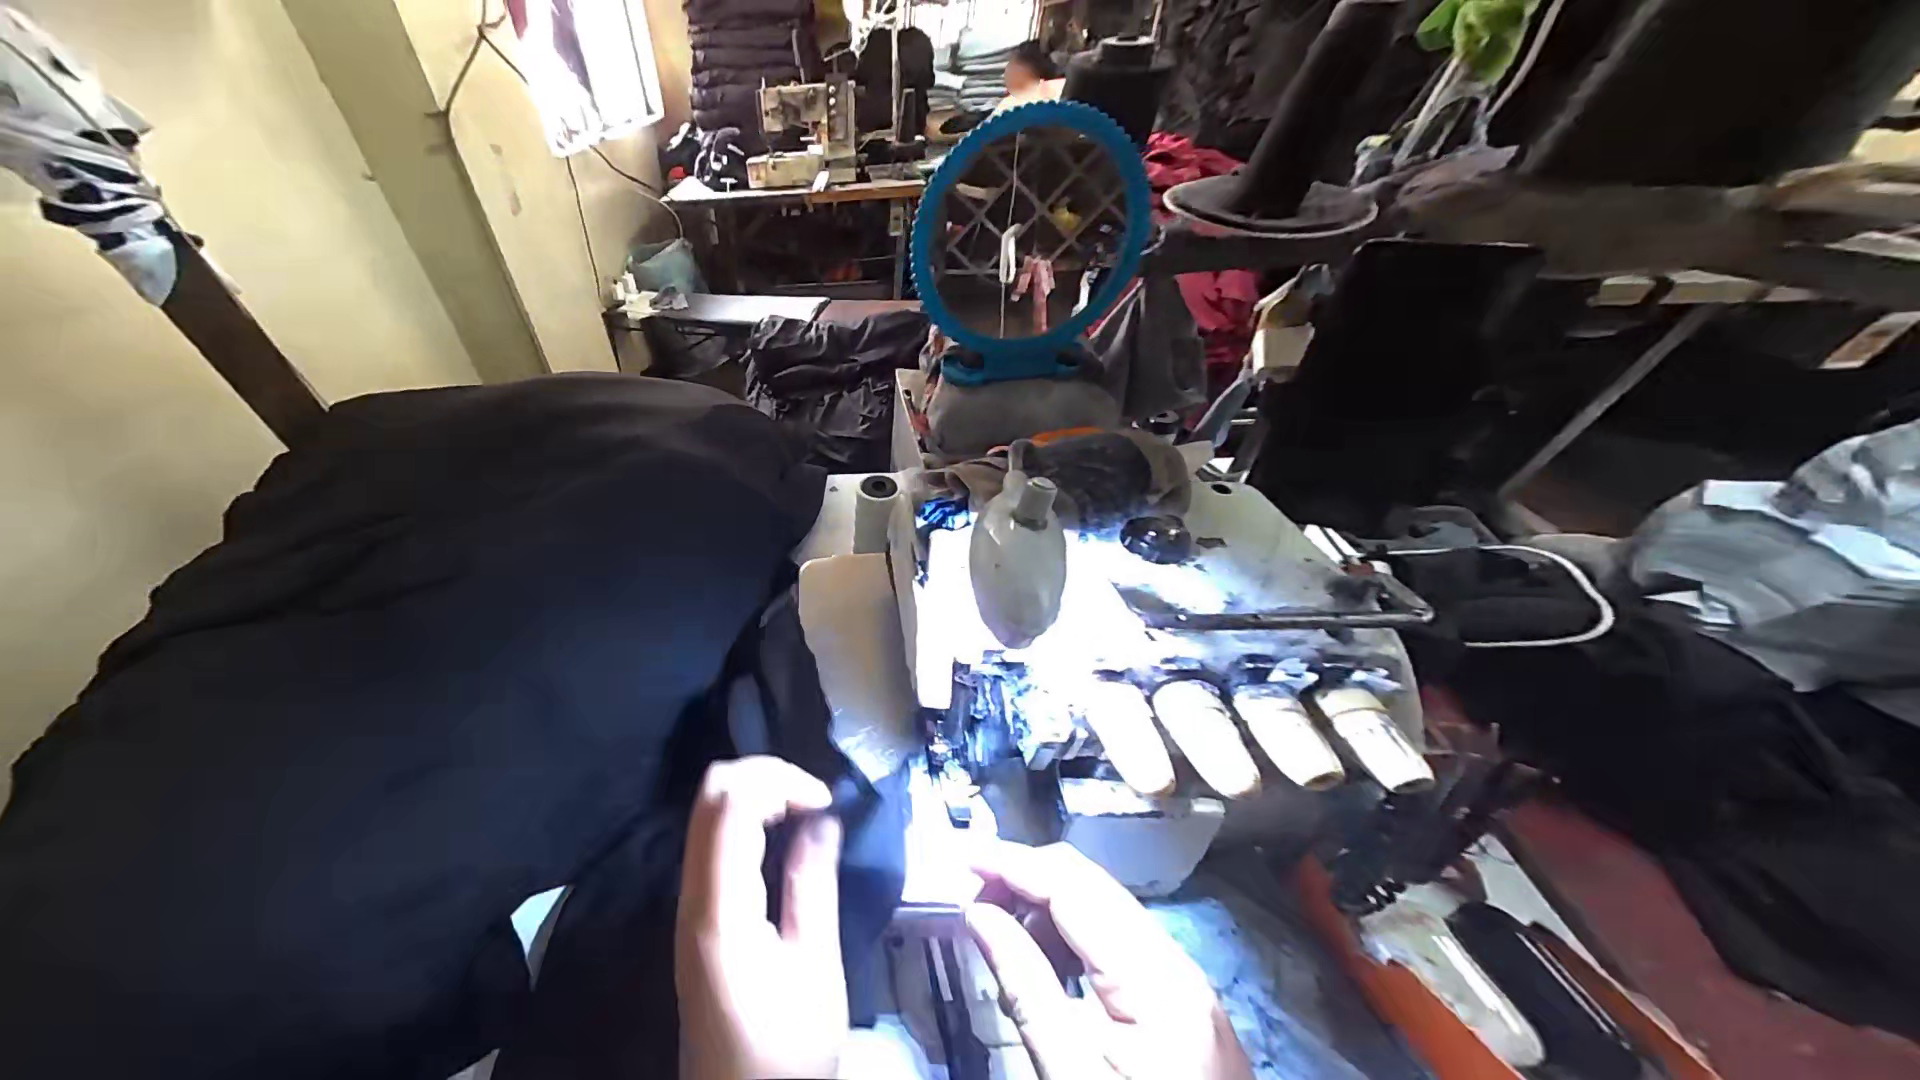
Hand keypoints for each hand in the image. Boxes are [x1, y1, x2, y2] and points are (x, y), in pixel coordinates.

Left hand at [676, 757, 846, 1079]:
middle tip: (814, 797)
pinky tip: (783, 832)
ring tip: (805, 810)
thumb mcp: (815, 966)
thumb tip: (823, 819)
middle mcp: (692, 898)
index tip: (826, 802)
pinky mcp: (696, 914)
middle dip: (765, 775)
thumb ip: (814, 883)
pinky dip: (749, 815)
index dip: (781, 782)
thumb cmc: (785, 1050)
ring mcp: (688, 904)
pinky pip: (713, 837)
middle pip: (710, 795)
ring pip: (708, 811)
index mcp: (720, 910)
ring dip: (758, 791)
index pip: (731, 807)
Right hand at [966, 841, 1254, 1079]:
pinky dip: (1071, 935)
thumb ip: (1023, 986)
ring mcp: (1182, 975)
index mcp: (1155, 980)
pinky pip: (1116, 937)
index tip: (963, 857)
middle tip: (972, 893)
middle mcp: (1176, 960)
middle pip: (1091, 883)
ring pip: (1102, 904)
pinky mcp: (1178, 994)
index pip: (1073, 888)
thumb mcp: (1069, 1074)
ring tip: (1002, 940)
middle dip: (1027, 877)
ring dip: (1046, 906)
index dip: (1014, 864)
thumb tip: (978, 913)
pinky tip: (1044, 967)